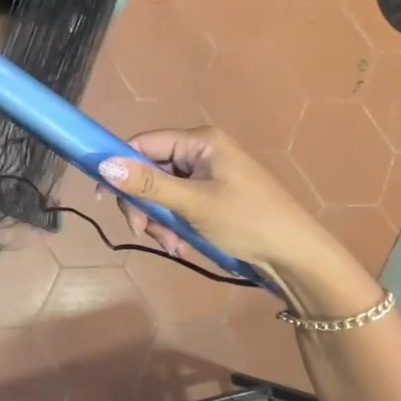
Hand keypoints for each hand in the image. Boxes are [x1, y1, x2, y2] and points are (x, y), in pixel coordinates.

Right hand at [97, 126, 346, 277]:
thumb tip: (102, 164)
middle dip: (145, 204)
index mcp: (200, 142)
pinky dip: (174, 226)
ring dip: (159, 221)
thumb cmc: (248, 221)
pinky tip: (182, 246)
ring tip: (173, 245)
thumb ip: (148, 184)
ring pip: (161, 194)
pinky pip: (178, 207)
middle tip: (144, 231)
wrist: (298, 258)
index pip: (143, 144)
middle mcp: (202, 153)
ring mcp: (208, 177)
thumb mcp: (193, 204)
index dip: (121, 167)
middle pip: (149, 171)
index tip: (107, 198)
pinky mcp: (212, 199)